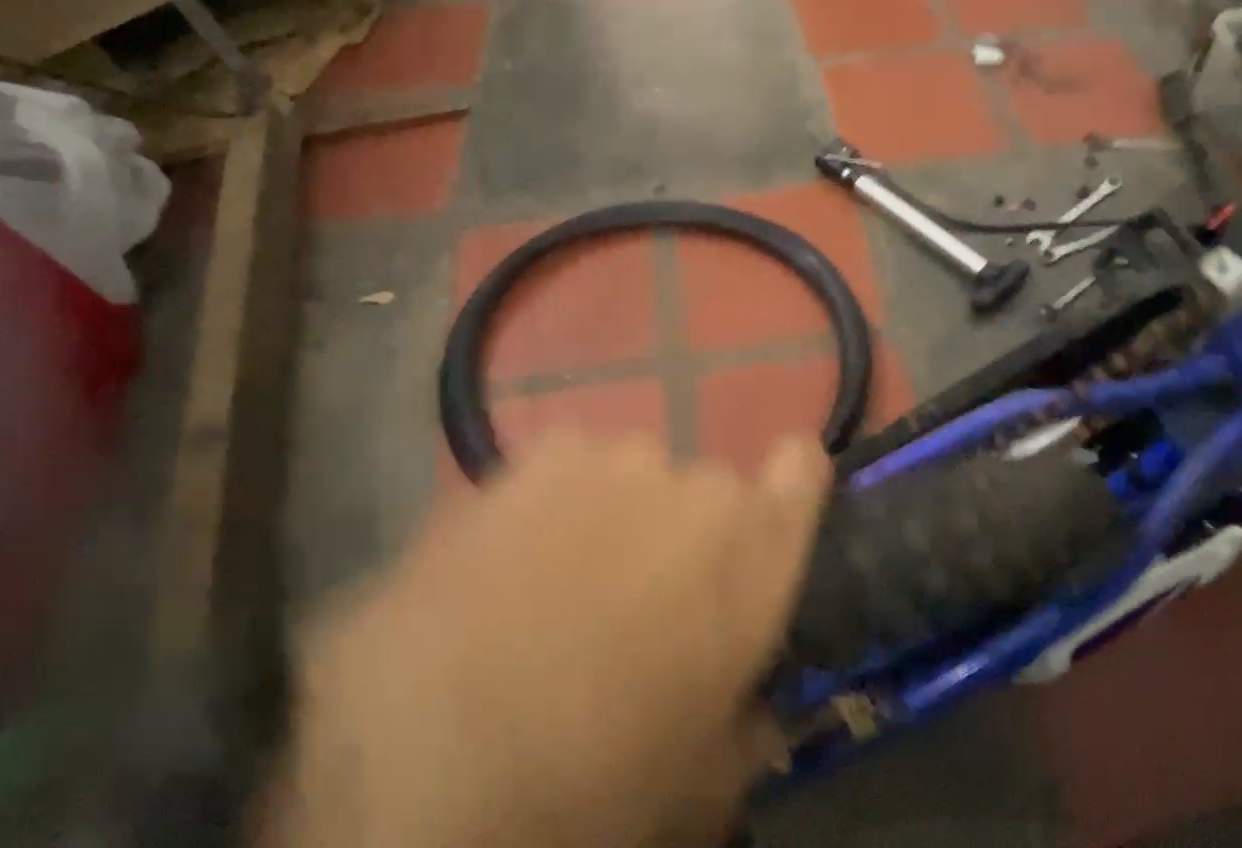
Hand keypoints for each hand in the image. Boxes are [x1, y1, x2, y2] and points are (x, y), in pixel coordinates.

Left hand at [259, 432, 830, 847]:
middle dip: (678, 538)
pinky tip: (510, 561)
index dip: (789, 483)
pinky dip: (551, 502)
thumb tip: (758, 713)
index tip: (765, 512)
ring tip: (559, 585)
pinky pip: (566, 467)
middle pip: (706, 492)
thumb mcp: (703, 780)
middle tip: (631, 605)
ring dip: (614, 515)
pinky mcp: (534, 460)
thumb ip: (748, 725)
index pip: (803, 468)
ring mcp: (616, 464)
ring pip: (632, 475)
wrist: (438, 763)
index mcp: (757, 557)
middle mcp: (701, 492)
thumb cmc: (597, 780)